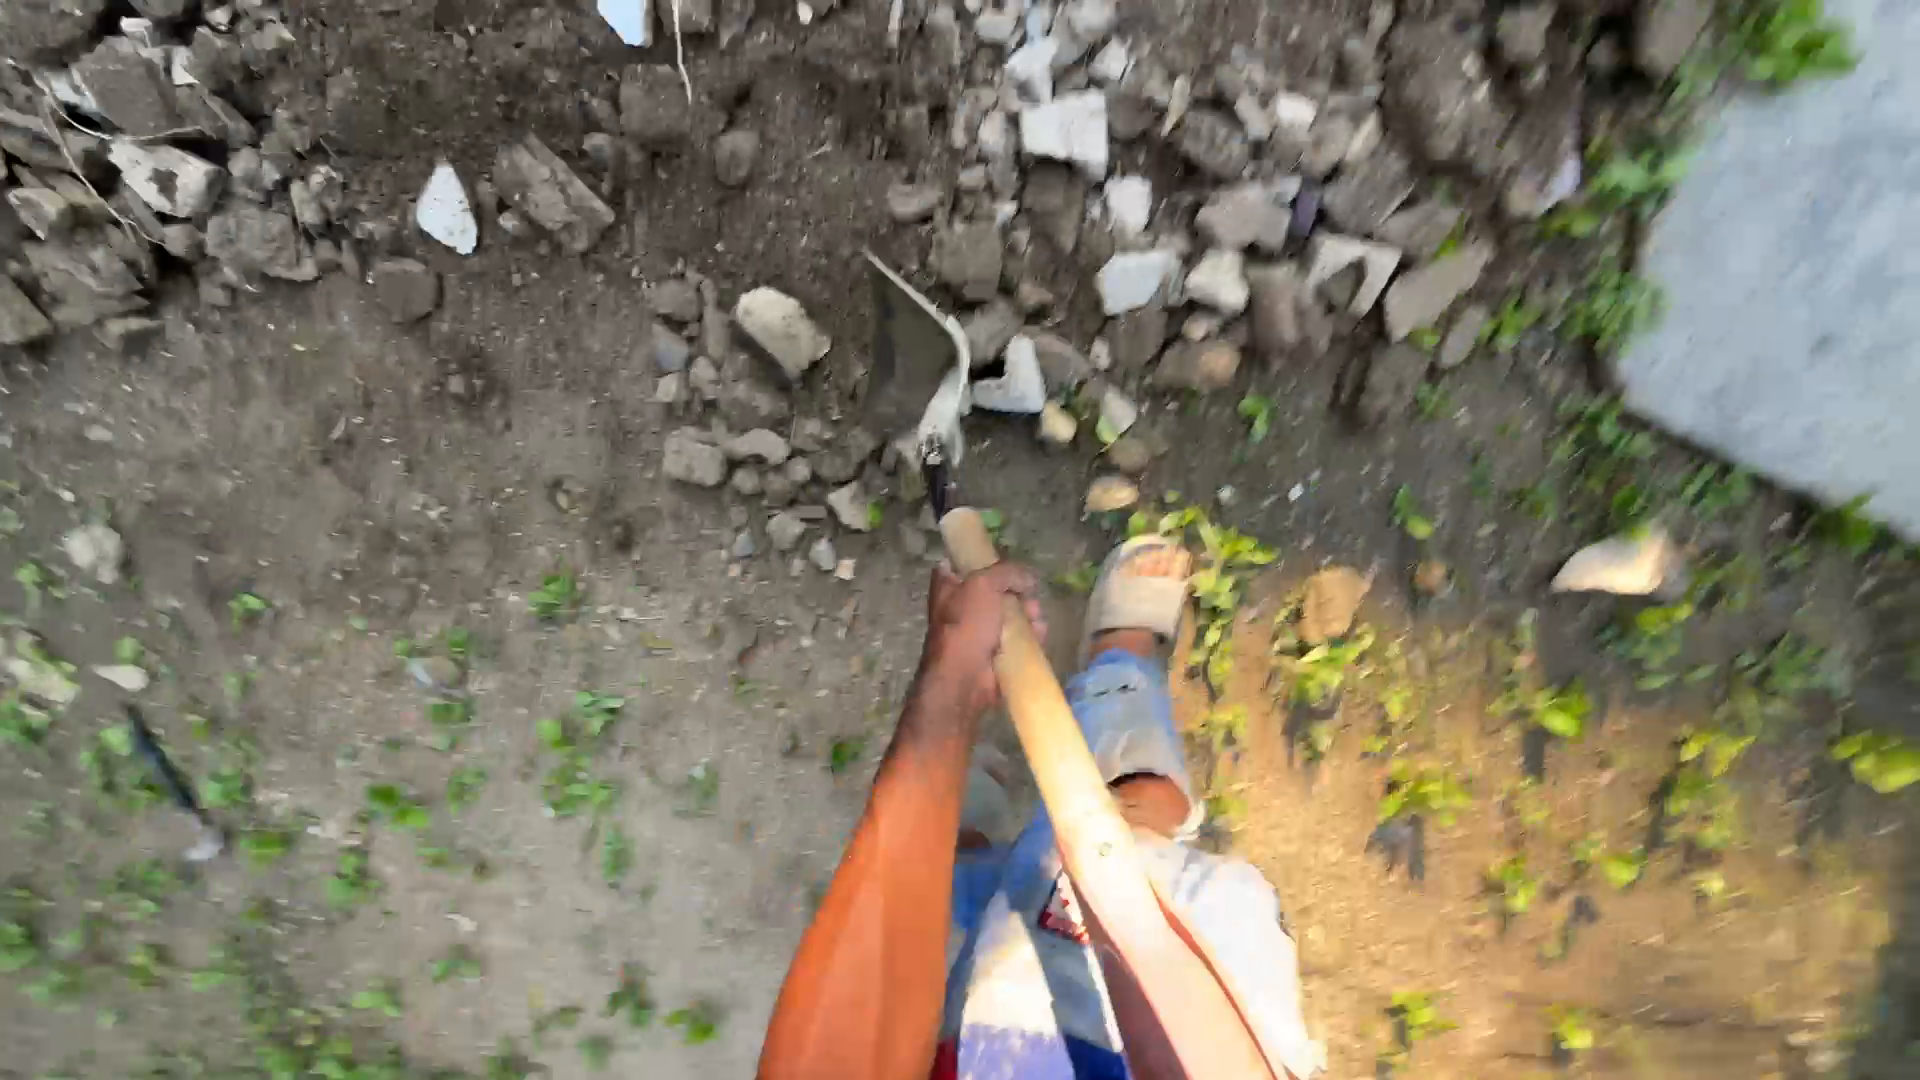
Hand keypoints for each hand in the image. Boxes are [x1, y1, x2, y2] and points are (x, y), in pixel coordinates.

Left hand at [920, 561, 1046, 714]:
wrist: (964, 677)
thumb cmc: (966, 624)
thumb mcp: (984, 584)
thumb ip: (1007, 572)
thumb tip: (1029, 578)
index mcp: (947, 587)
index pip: (960, 565)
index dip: (980, 561)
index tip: (1003, 562)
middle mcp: (960, 607)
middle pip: (994, 590)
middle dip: (1015, 591)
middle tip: (1028, 594)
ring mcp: (977, 632)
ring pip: (1008, 614)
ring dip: (1026, 613)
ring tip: (1035, 616)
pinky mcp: (994, 653)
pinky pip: (1016, 638)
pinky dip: (1029, 635)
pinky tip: (1039, 633)